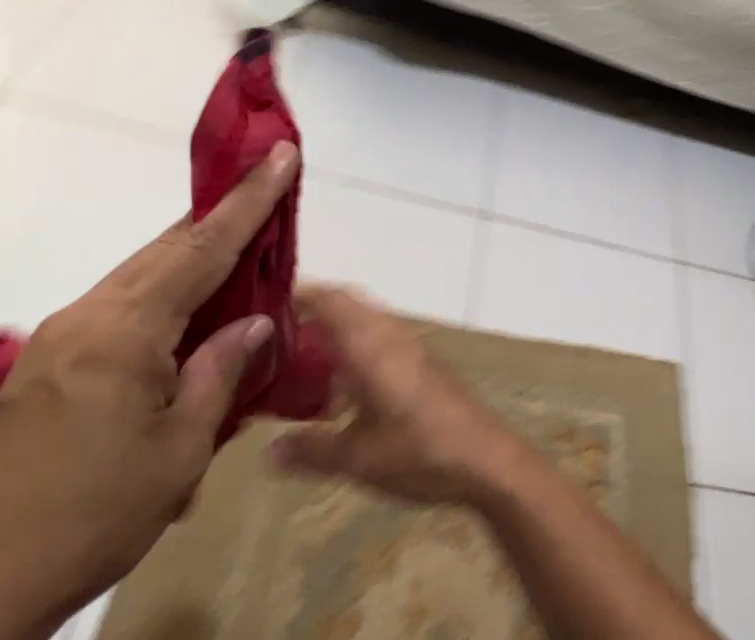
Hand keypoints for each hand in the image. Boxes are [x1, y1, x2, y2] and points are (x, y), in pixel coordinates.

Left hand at [0, 143, 301, 639]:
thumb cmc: (96, 516)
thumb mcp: (180, 449)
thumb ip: (219, 371)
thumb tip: (253, 321)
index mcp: (122, 332)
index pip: (202, 249)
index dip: (249, 201)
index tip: (280, 154)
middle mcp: (84, 318)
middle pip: (165, 252)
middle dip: (221, 223)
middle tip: (270, 197)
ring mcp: (56, 340)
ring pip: (138, 279)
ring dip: (192, 263)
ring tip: (242, 258)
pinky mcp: (44, 366)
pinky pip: (117, 310)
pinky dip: (162, 299)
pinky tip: (187, 319)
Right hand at [271, 286, 535, 504]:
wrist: (487, 460)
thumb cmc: (418, 451)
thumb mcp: (357, 458)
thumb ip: (311, 451)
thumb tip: (267, 452)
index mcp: (370, 345)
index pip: (332, 299)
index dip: (300, 294)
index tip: (266, 303)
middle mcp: (392, 335)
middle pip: (350, 304)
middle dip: (316, 311)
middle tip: (278, 333)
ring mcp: (414, 348)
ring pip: (369, 322)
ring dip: (340, 329)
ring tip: (305, 358)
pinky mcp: (428, 365)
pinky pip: (385, 339)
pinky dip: (361, 346)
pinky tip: (348, 384)